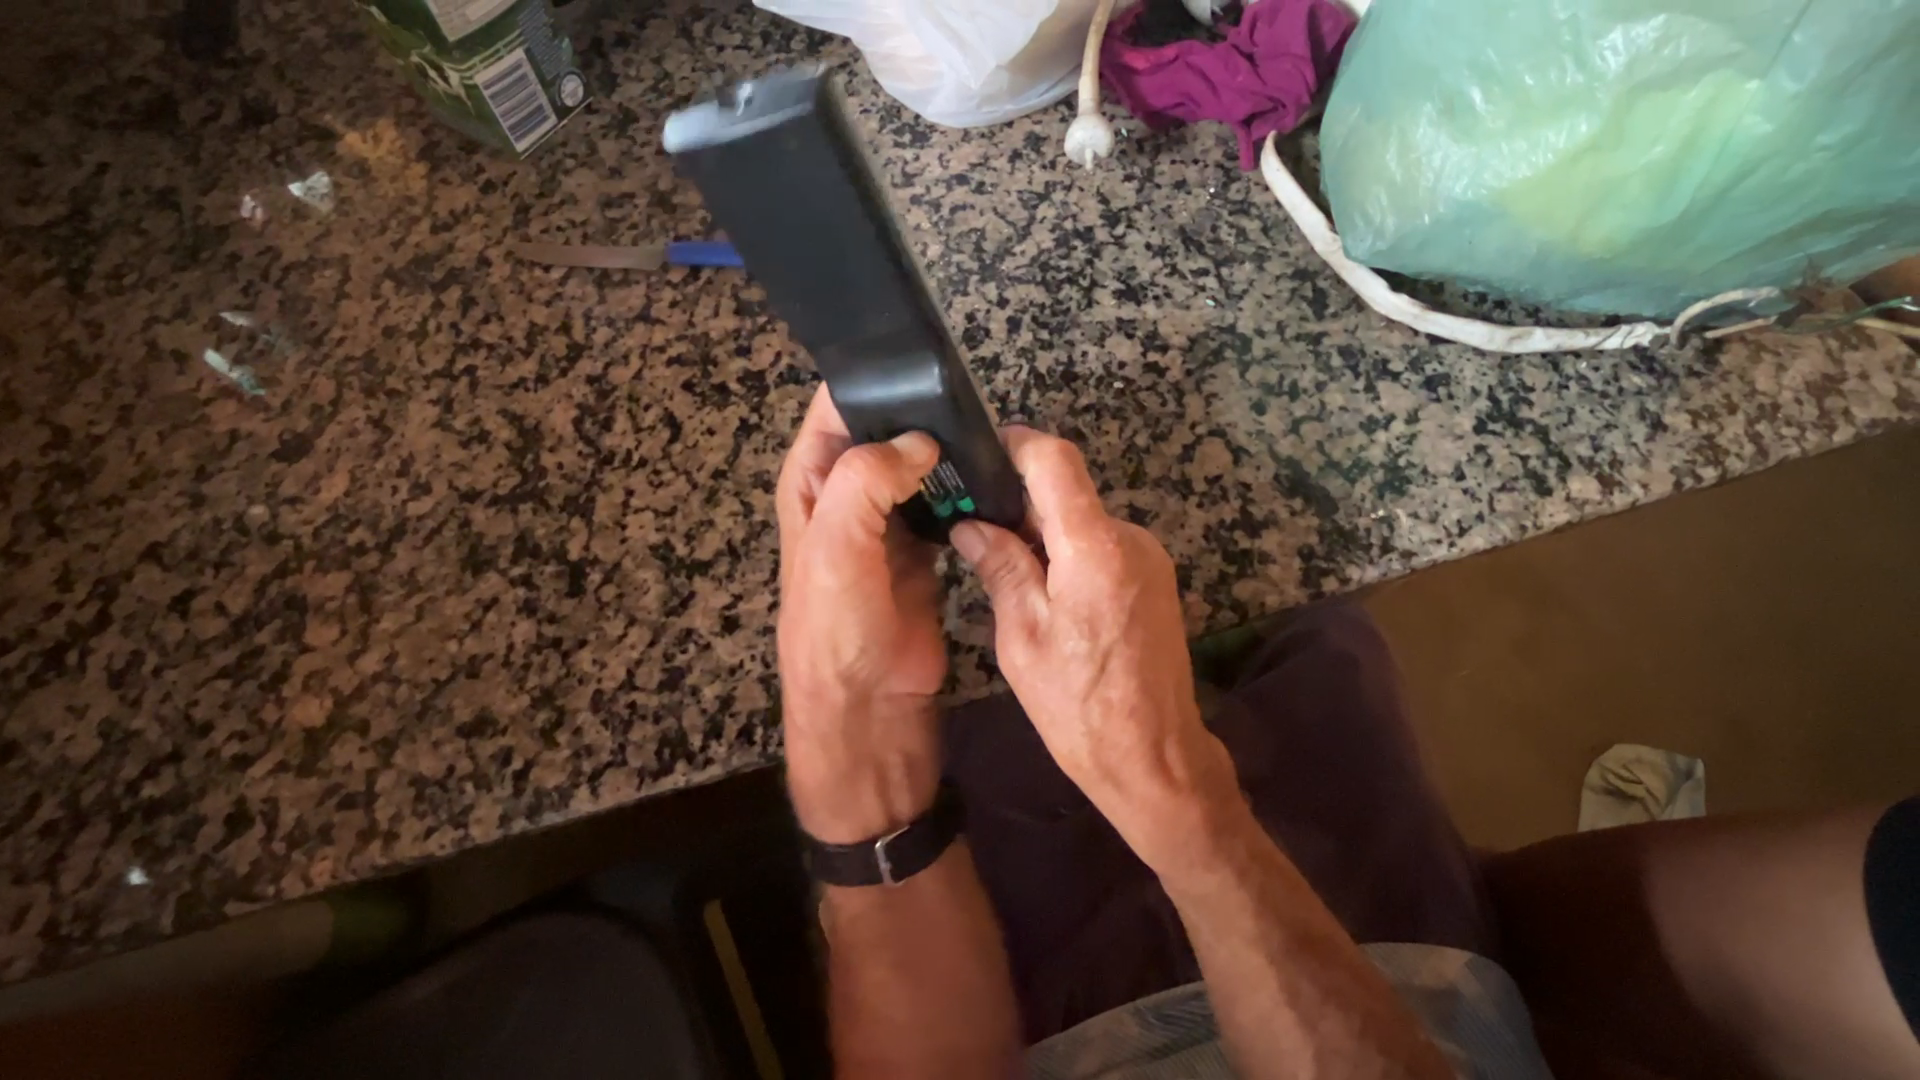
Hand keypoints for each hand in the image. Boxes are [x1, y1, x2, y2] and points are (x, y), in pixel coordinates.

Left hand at [777, 385, 947, 842]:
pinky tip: (992, 482)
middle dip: (923, 416)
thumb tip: (921, 440)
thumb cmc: (837, 627)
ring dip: (948, 455)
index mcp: (813, 481)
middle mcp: (848, 494)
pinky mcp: (923, 549)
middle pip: (886, 432)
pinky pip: (945, 505)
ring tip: (989, 436)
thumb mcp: (836, 546)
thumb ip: (868, 480)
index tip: (924, 363)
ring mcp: (888, 522)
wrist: (870, 706)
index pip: (838, 408)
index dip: (875, 382)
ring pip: (920, 467)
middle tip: (972, 400)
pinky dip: (965, 493)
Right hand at [950, 428, 1239, 866]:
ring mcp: (1151, 559)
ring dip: (1045, 537)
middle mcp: (1132, 540)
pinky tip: (1047, 596)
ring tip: (1007, 576)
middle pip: (1068, 494)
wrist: (1154, 757)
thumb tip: (970, 525)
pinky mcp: (1157, 580)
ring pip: (1084, 523)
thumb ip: (1001, 568)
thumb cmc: (1078, 706)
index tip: (983, 451)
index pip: (1056, 461)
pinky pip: (1104, 548)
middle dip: (1021, 506)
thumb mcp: (1022, 637)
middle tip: (974, 532)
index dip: (1017, 444)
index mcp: (1095, 549)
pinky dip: (1071, 557)